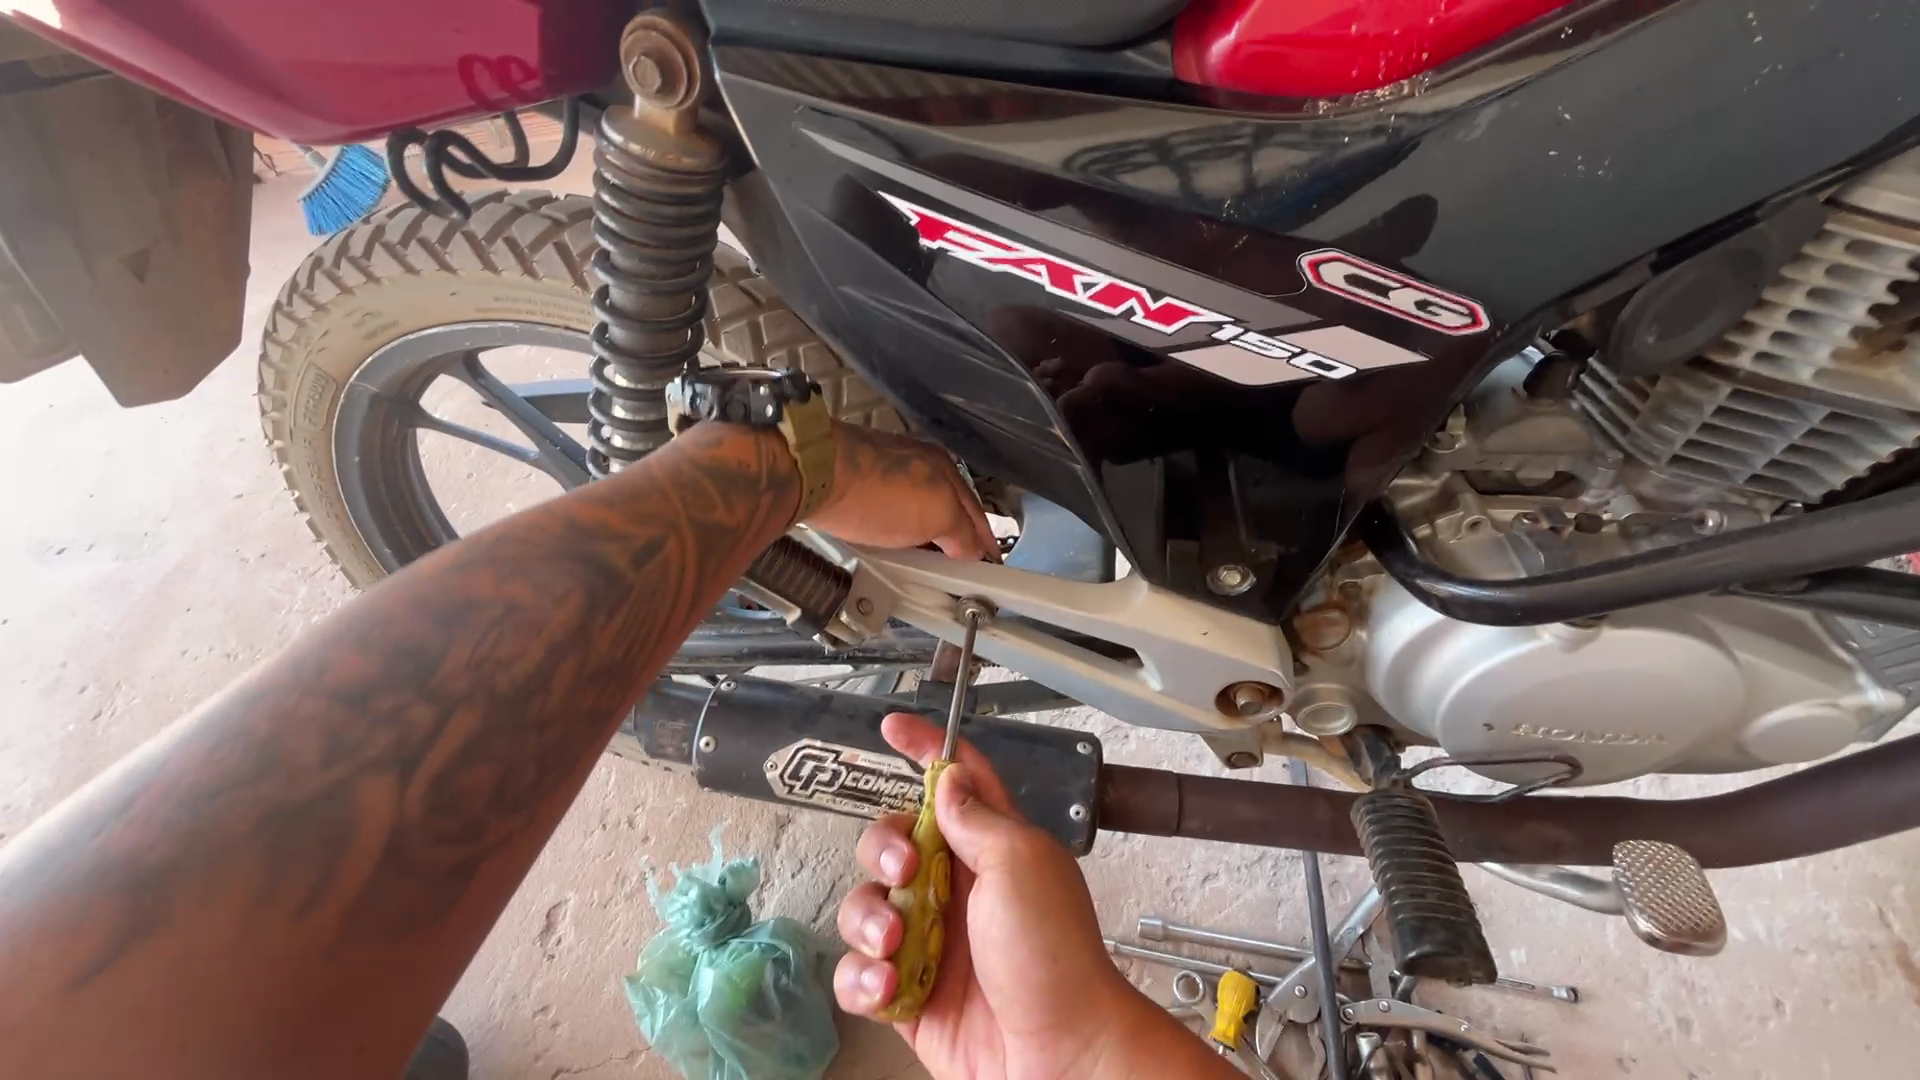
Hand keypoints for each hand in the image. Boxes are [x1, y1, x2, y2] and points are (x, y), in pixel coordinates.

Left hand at [805, 423, 997, 559]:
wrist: (811, 473)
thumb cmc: (879, 494)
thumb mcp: (937, 514)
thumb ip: (962, 532)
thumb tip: (973, 550)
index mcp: (943, 467)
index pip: (973, 510)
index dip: (983, 538)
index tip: (989, 561)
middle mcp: (916, 463)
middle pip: (944, 507)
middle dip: (954, 535)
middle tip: (958, 567)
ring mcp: (882, 470)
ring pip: (914, 510)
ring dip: (923, 534)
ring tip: (925, 562)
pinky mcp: (851, 482)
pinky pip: (885, 513)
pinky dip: (895, 531)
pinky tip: (890, 544)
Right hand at [833, 715, 1231, 1079]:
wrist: (1057, 1057)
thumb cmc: (1051, 952)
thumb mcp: (1019, 865)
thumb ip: (976, 818)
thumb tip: (950, 775)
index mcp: (988, 845)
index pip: (953, 780)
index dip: (925, 747)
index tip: (893, 726)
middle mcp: (953, 886)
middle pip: (891, 840)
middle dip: (884, 850)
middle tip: (905, 874)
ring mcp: (927, 939)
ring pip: (867, 904)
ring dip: (869, 920)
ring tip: (897, 945)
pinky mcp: (906, 991)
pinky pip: (859, 971)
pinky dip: (862, 978)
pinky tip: (887, 990)